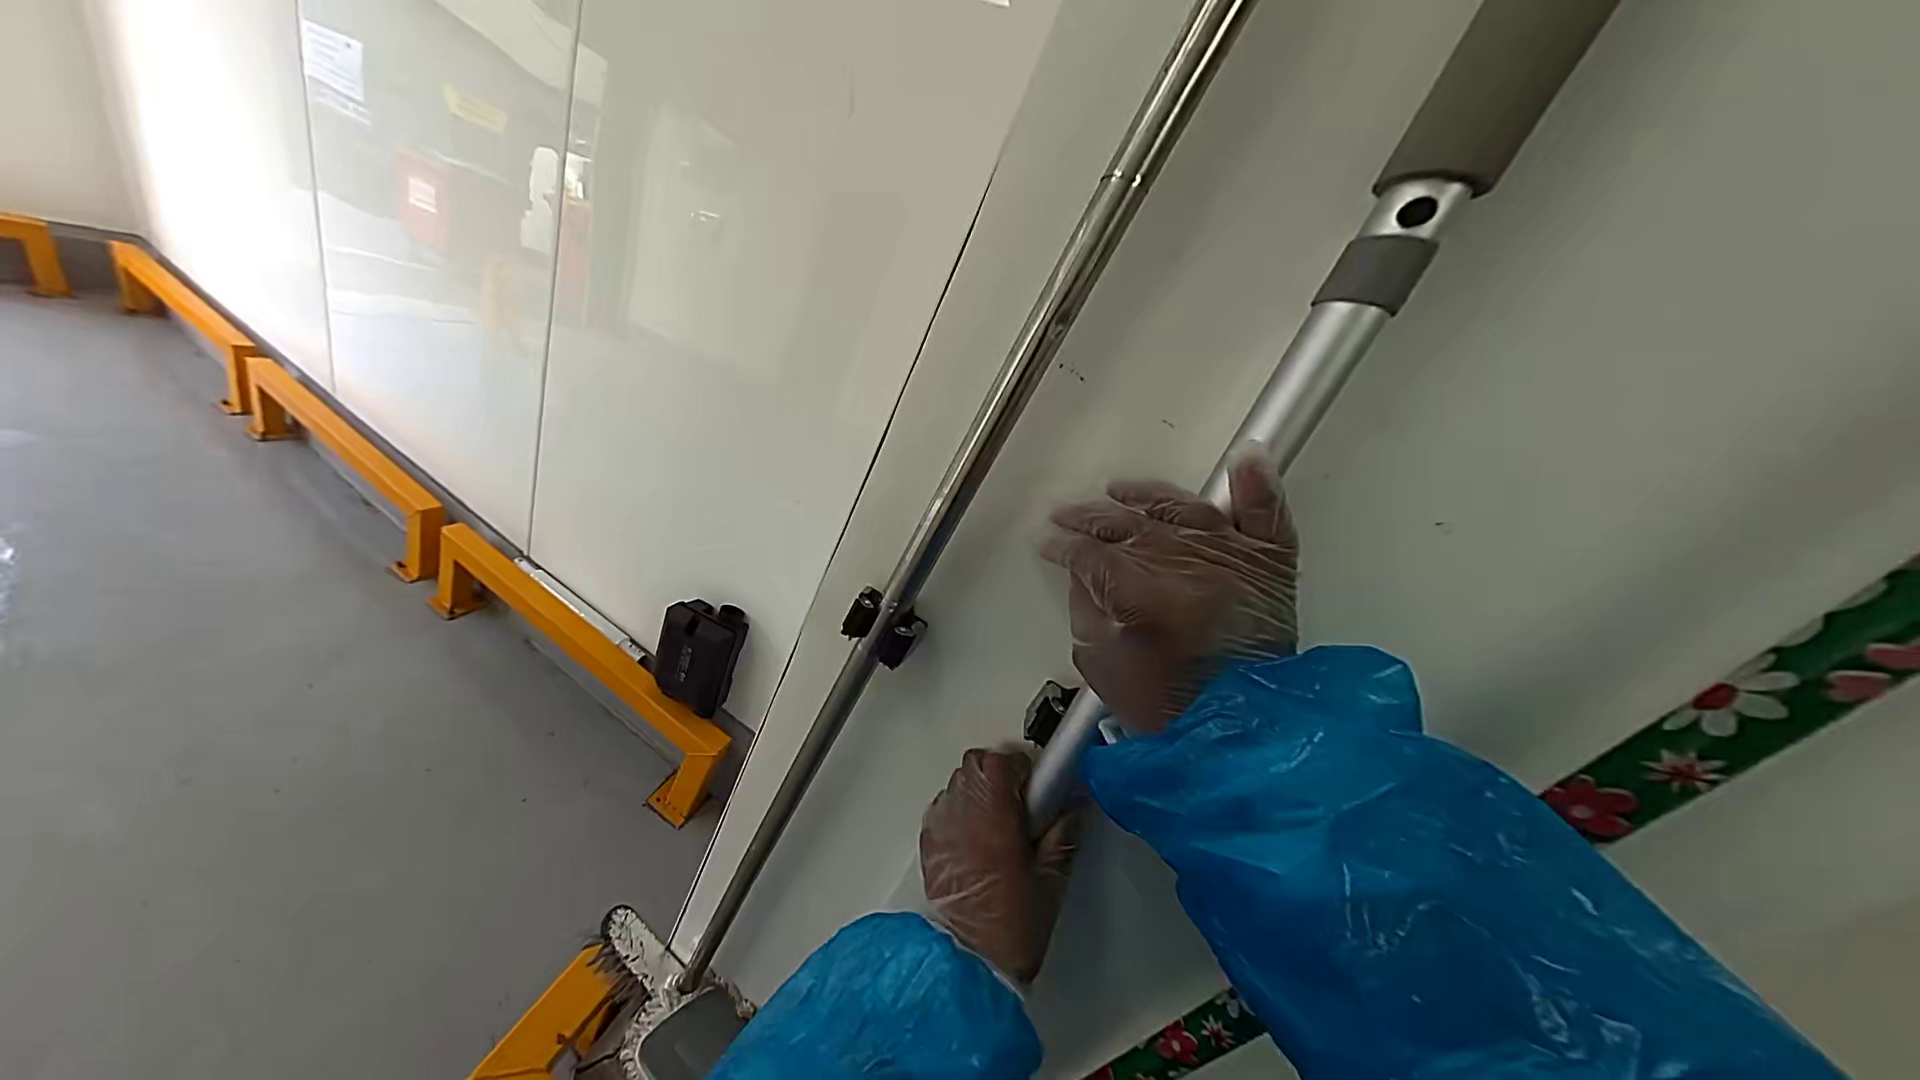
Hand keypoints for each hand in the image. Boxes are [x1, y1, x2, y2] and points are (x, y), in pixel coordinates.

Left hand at [920, 749, 1079, 984]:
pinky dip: (961, 812)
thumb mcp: (1051, 877)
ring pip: (959, 783)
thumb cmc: (1010, 925)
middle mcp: (961, 810)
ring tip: (1000, 824)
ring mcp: (941, 825)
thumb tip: (1073, 807)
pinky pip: (944, 808)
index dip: (1024, 767)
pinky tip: (977, 840)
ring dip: (980, 792)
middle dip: (1001, 775)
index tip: (1039, 784)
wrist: (970, 963)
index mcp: (993, 811)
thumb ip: (1064, 833)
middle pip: (977, 764)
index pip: (1003, 760)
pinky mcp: (929, 842)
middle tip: (1022, 804)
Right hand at [1042, 453, 1298, 734]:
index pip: (1091, 552)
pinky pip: (1265, 513)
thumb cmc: (1175, 713)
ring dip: (1146, 493)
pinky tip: (1245, 458)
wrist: (1242, 735)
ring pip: (1182, 506)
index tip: (1052, 547)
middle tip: (1068, 517)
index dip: (1063, 547)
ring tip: (1119, 488)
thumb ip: (1085, 612)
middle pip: (1129, 523)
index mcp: (1144, 592)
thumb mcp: (1103, 669)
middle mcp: (1188, 564)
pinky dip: (1257, 484)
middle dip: (1089, 518)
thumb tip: (1081, 577)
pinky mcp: (1269, 567)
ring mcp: (1232, 559)